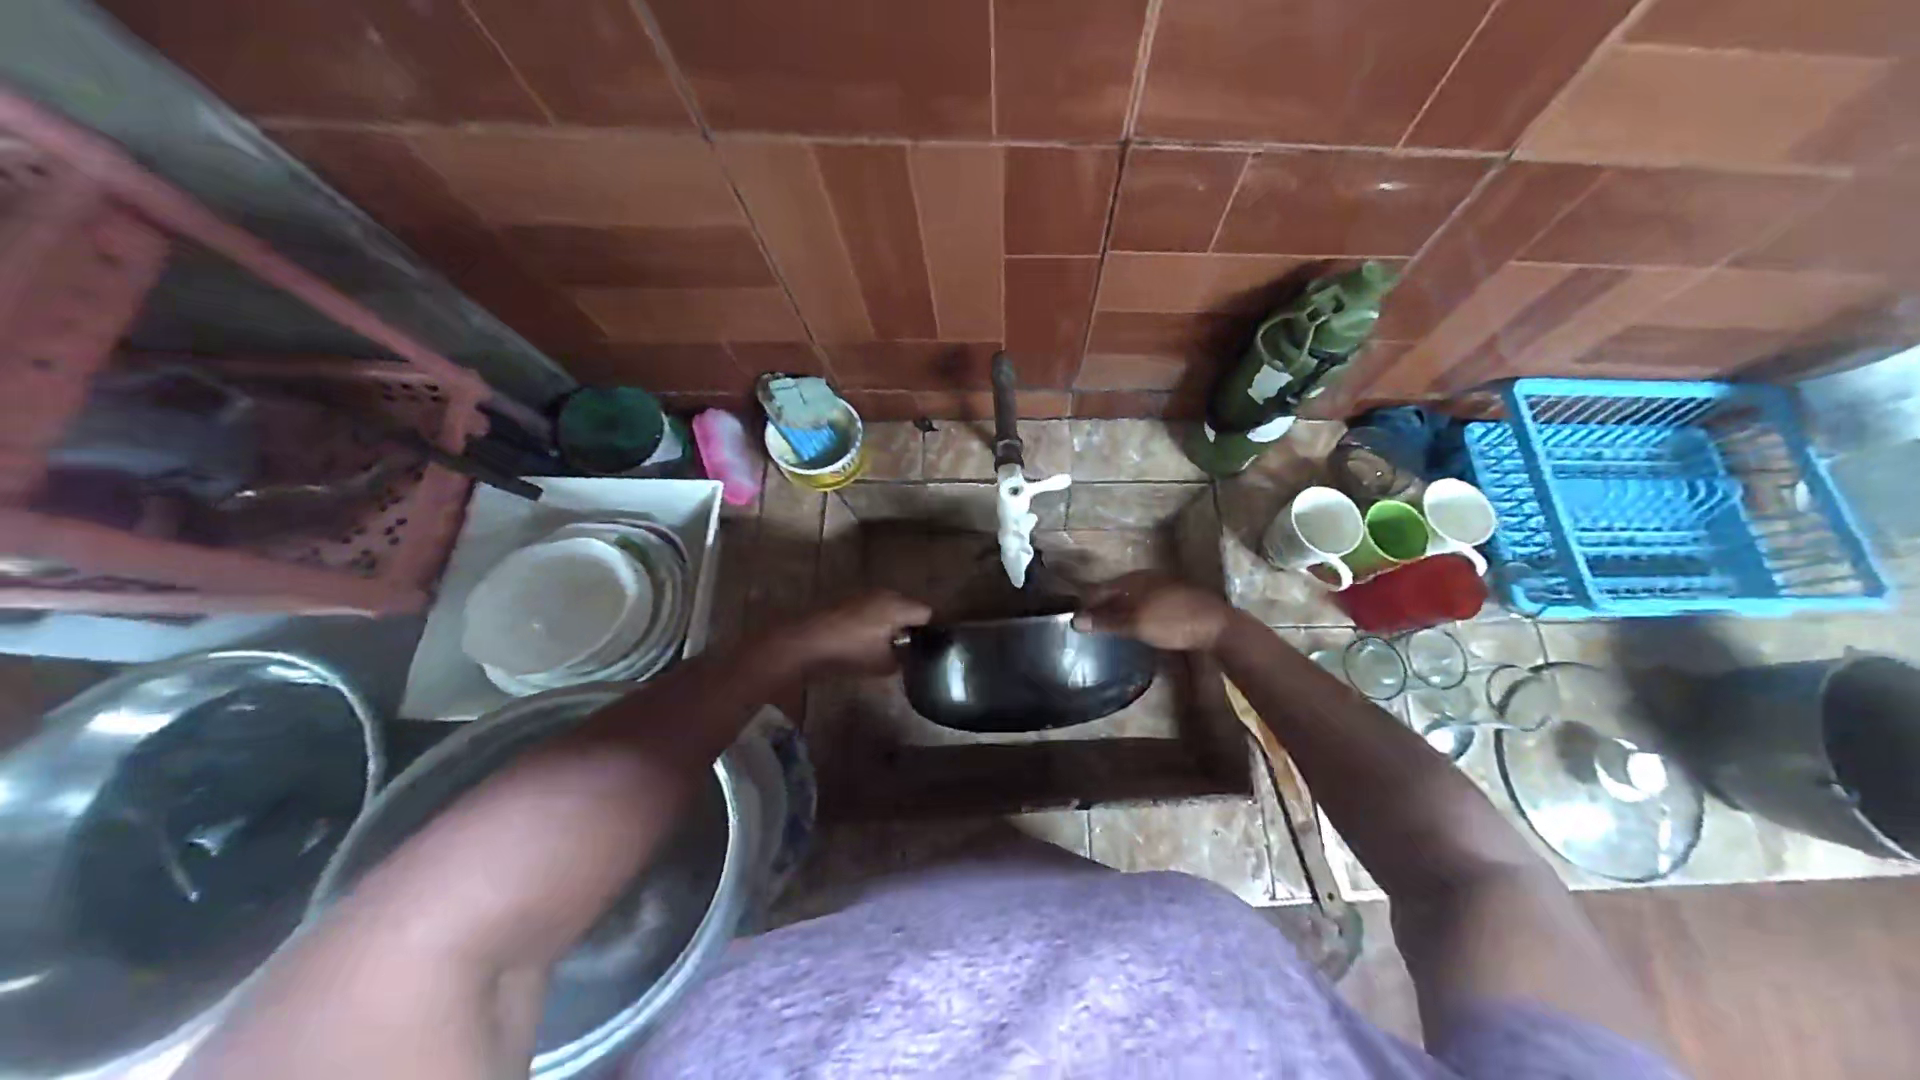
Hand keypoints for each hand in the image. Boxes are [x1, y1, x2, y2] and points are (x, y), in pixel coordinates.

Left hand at [785, 590, 931, 674]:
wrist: (804, 643)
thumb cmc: (850, 652)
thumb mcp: (884, 664)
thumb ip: (903, 660)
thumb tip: (908, 657)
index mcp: (898, 605)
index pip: (927, 613)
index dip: (930, 632)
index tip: (927, 649)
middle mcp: (884, 594)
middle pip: (908, 608)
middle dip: (910, 628)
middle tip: (908, 651)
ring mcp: (863, 595)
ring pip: (888, 609)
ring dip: (889, 625)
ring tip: (886, 649)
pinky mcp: (846, 601)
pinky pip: (870, 610)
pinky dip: (872, 623)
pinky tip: (864, 643)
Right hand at [1071, 572, 1235, 651]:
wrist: (1218, 627)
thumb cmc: (1172, 622)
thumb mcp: (1135, 624)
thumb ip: (1105, 622)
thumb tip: (1075, 620)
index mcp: (1134, 579)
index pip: (1100, 588)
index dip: (1086, 603)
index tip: (1074, 619)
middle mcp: (1147, 578)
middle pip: (1116, 591)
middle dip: (1102, 606)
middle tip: (1089, 626)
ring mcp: (1163, 588)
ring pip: (1132, 598)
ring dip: (1119, 611)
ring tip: (1108, 629)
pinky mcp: (1176, 601)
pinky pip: (1145, 604)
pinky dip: (1134, 614)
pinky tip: (1134, 627)